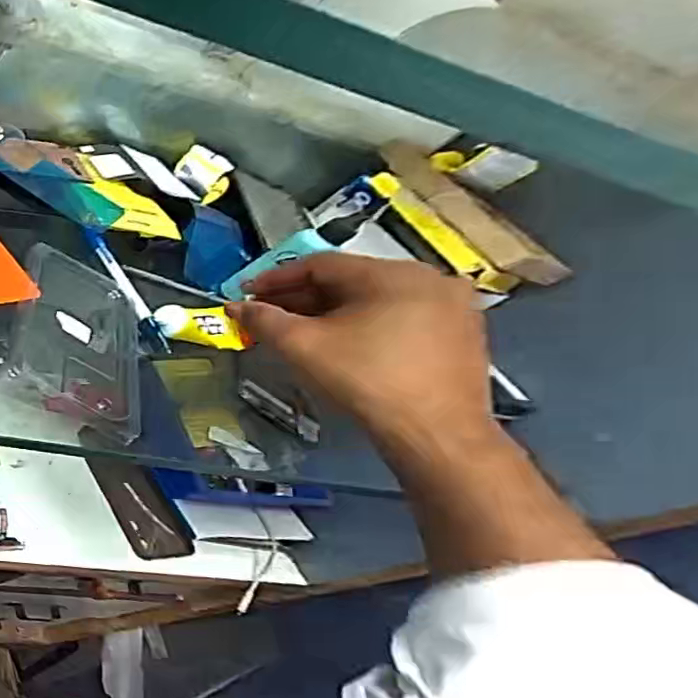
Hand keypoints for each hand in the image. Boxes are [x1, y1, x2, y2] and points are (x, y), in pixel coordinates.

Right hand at [227, 253, 493, 443]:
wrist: (435, 432)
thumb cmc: (364, 379)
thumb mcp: (301, 345)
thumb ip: (263, 319)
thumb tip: (237, 307)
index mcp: (393, 274)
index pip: (319, 264)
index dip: (275, 279)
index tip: (247, 295)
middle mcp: (430, 280)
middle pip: (348, 280)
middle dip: (300, 297)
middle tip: (266, 315)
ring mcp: (452, 307)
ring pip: (372, 298)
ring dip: (329, 311)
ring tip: (297, 331)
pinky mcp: (460, 334)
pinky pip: (397, 315)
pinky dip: (361, 323)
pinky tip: (339, 344)